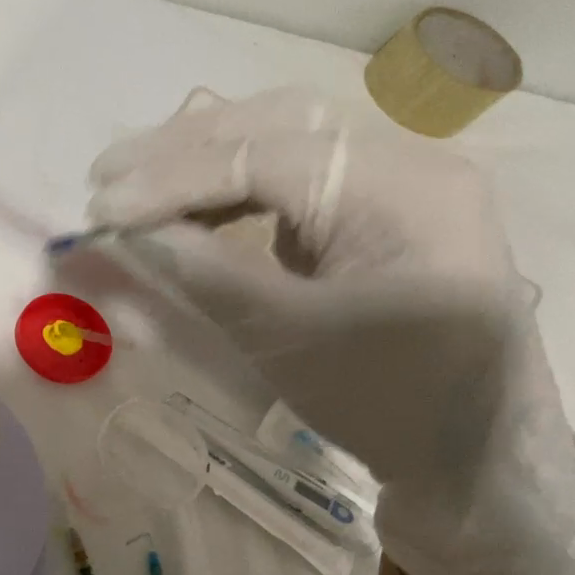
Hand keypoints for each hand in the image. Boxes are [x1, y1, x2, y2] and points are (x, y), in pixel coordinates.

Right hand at [87, 88, 574, 574]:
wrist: (475, 452)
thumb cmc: (384, 399)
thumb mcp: (282, 335)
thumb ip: (200, 269)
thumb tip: (120, 231)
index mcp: (400, 189)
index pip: (263, 157)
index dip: (171, 179)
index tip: (99, 207)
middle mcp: (409, 162)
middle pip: (278, 123)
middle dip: (182, 147)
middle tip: (105, 175)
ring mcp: (400, 182)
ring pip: (288, 137)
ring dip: (205, 156)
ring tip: (135, 183)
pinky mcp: (384, 209)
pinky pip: (300, 172)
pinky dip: (237, 182)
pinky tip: (194, 203)